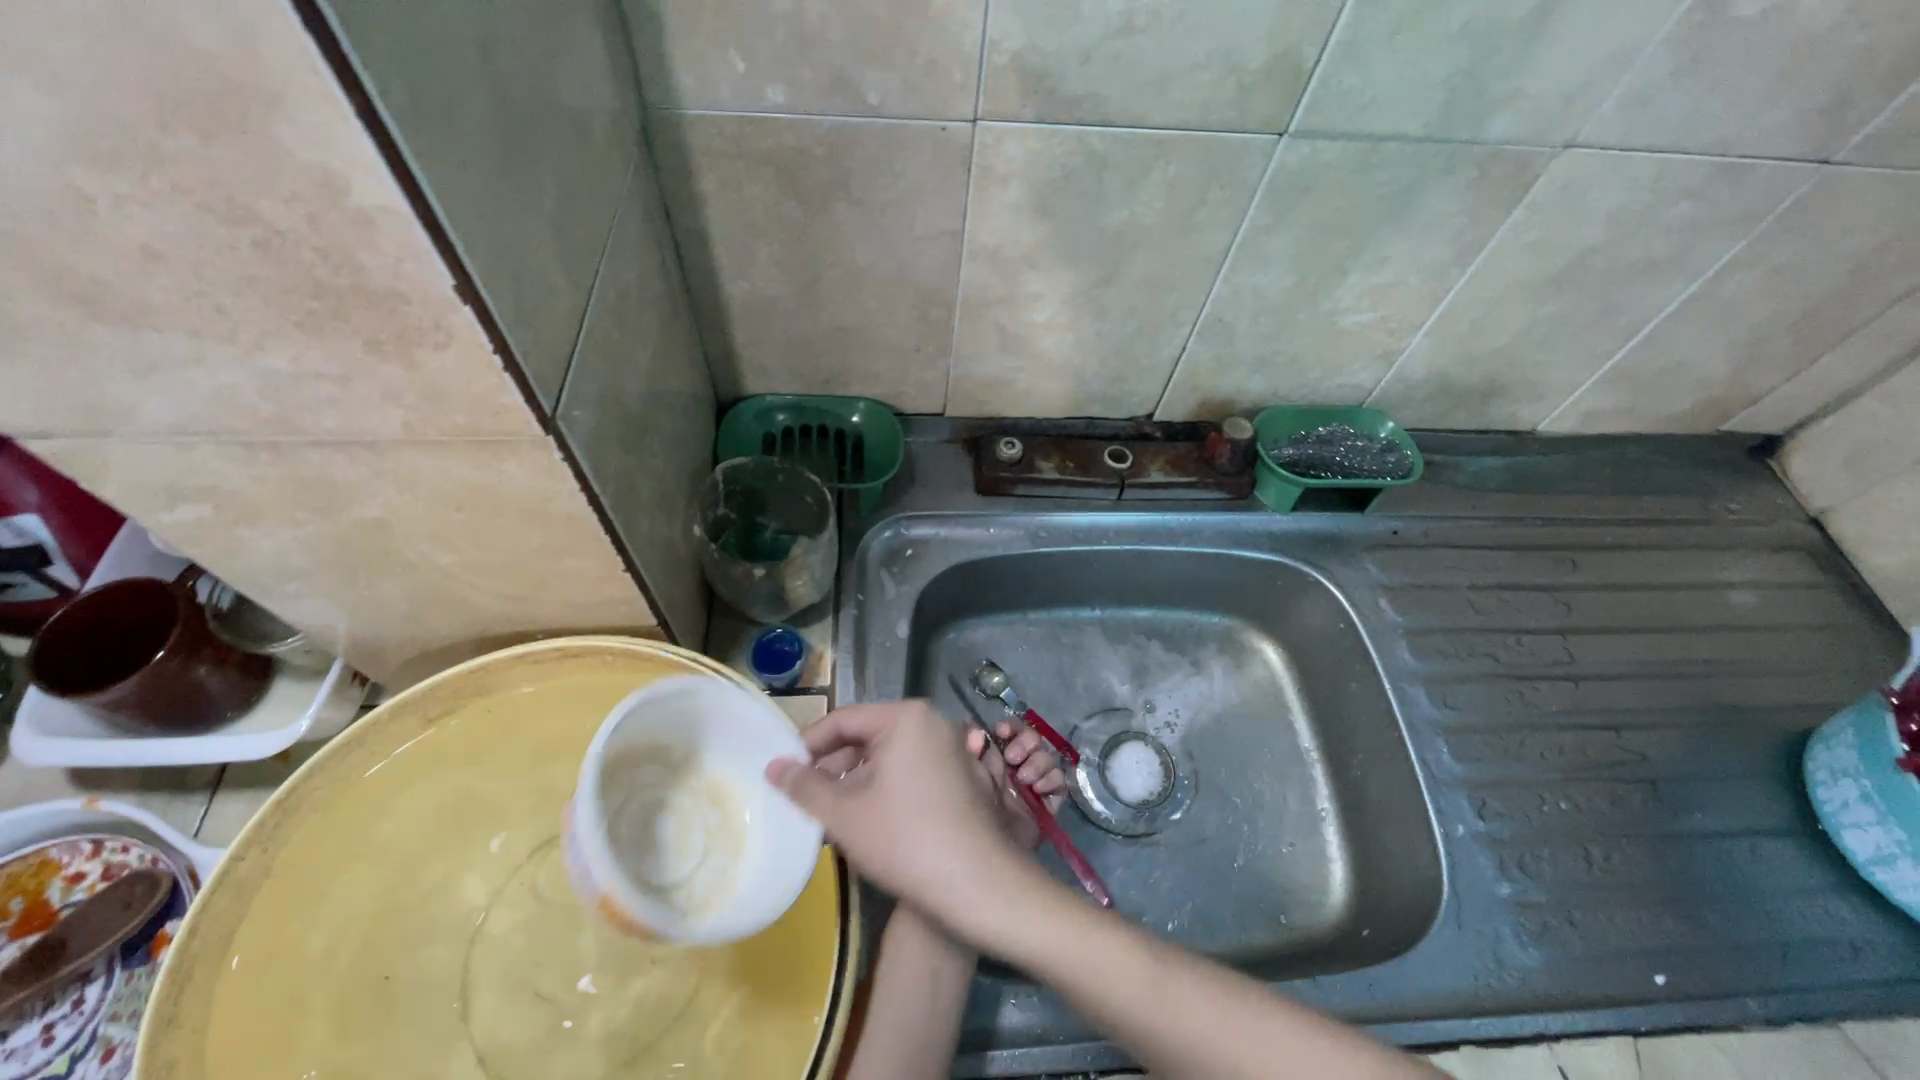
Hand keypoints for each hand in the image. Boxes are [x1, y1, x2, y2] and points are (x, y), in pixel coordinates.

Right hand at [766, 701, 1025, 922]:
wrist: (977, 884)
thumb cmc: (904, 840)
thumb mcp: (843, 813)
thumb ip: (803, 785)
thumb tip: (773, 766)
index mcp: (906, 718)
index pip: (842, 720)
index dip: (806, 746)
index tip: (783, 775)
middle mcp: (933, 723)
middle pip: (867, 738)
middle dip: (832, 768)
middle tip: (804, 801)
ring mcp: (953, 750)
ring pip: (888, 759)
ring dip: (856, 784)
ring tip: (829, 819)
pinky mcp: (962, 777)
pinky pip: (911, 773)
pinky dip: (884, 791)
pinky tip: (865, 824)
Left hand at [967, 723, 1067, 849]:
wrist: (982, 854)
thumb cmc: (966, 810)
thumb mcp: (962, 774)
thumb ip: (968, 749)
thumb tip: (979, 732)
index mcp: (992, 759)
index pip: (1008, 732)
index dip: (1010, 728)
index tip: (1002, 731)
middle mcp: (1013, 769)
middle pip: (1032, 740)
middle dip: (1026, 742)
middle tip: (1013, 757)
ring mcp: (1031, 785)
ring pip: (1047, 757)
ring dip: (1038, 762)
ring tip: (1024, 779)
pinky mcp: (1046, 804)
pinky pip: (1059, 783)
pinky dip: (1051, 781)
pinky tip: (1038, 791)